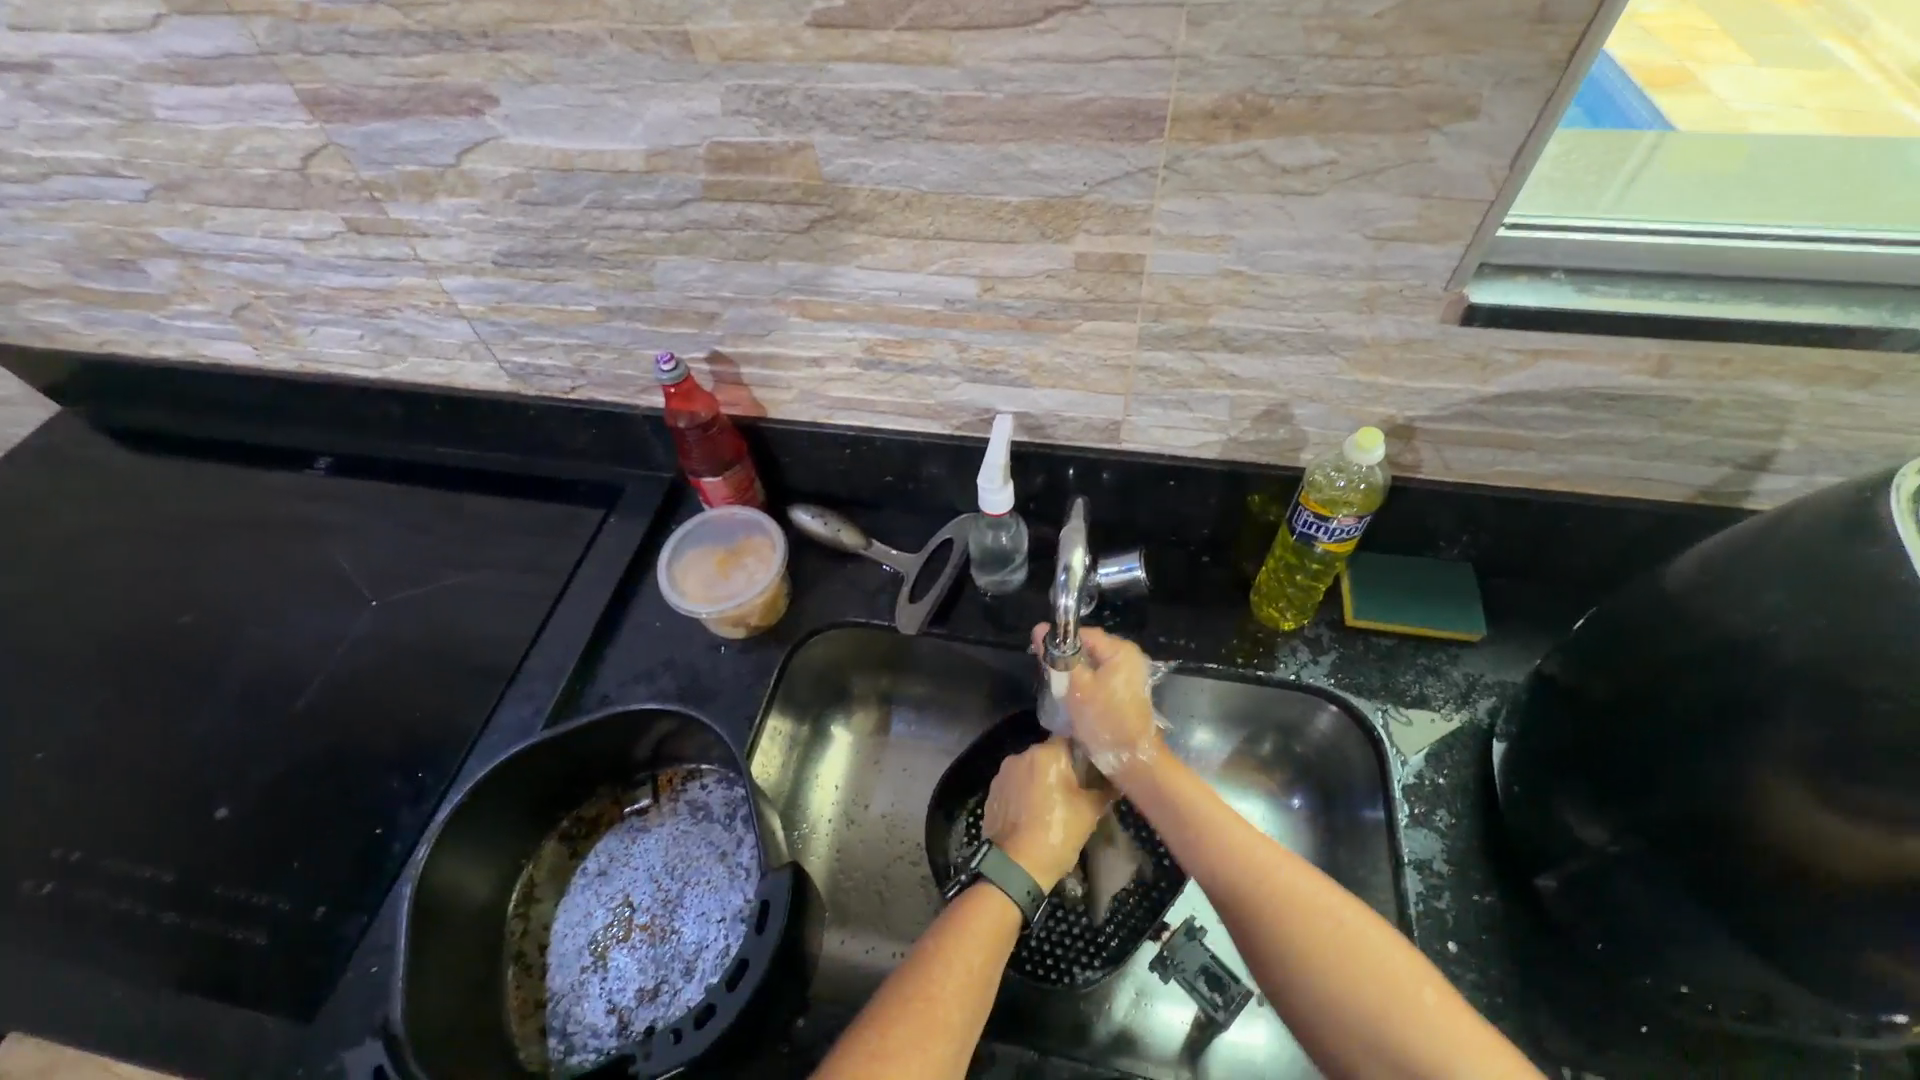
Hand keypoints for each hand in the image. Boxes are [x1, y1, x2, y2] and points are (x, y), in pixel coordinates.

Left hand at [982, 738, 1111, 891]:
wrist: (1015, 867)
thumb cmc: (1057, 834)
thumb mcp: (1089, 813)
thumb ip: (1104, 791)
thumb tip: (1117, 782)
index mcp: (1046, 754)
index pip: (1070, 740)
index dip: (1083, 754)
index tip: (1093, 769)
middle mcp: (1020, 756)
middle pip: (1048, 755)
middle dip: (1062, 769)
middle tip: (1078, 789)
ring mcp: (1002, 774)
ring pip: (1030, 770)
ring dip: (1042, 781)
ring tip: (1055, 804)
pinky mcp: (992, 793)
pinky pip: (1015, 785)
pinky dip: (1025, 794)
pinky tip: (1034, 813)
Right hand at [1031, 623, 1163, 784]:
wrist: (1131, 758)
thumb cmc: (1104, 719)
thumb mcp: (1075, 686)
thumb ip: (1057, 656)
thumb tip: (1038, 629)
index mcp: (1120, 650)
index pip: (1083, 634)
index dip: (1059, 641)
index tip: (1039, 654)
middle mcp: (1129, 656)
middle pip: (1089, 648)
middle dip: (1066, 658)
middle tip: (1046, 671)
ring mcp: (1130, 674)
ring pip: (1093, 664)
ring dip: (1075, 672)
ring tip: (1057, 684)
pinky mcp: (1127, 690)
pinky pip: (1100, 677)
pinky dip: (1086, 683)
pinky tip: (1073, 695)